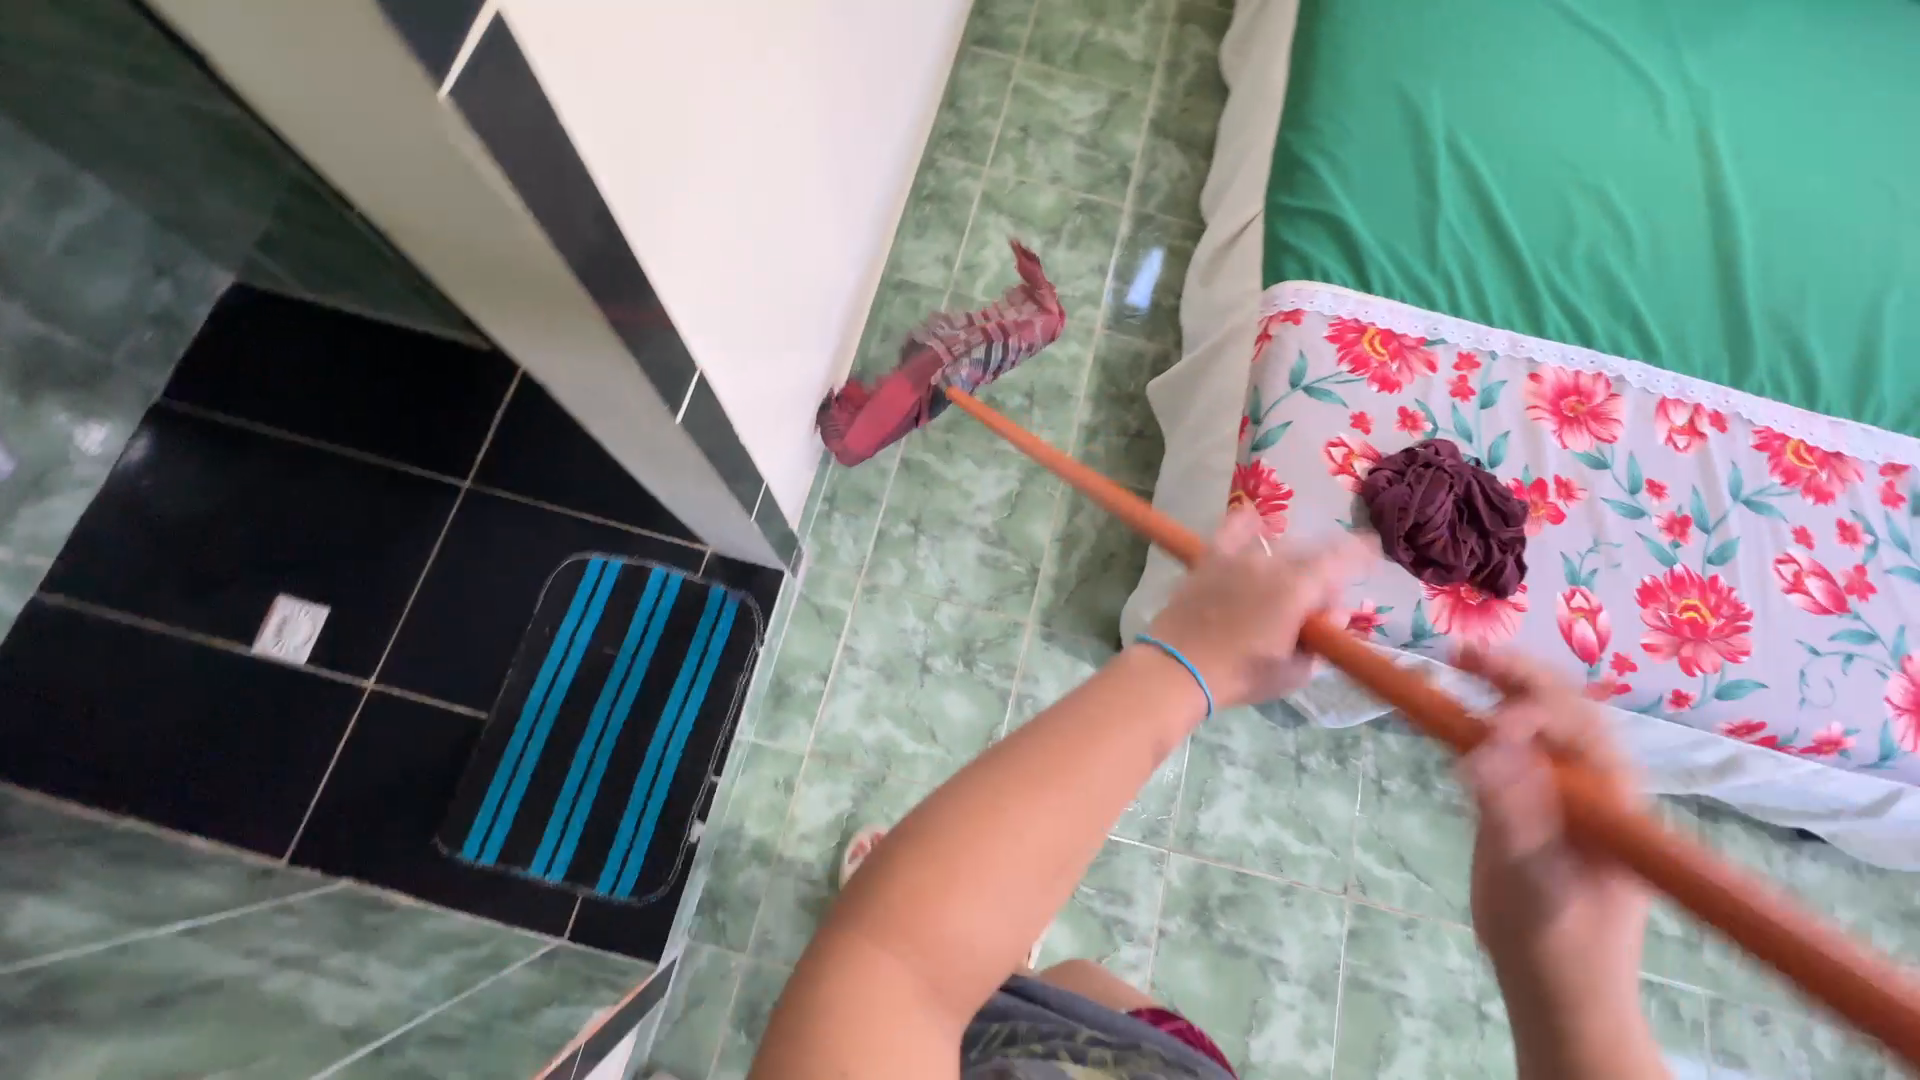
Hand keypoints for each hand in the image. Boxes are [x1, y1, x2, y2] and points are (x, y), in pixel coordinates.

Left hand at [1144, 507, 1369, 709]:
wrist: (1178, 667)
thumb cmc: (1240, 676)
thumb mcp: (1294, 671)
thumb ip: (1322, 640)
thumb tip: (1333, 613)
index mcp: (1300, 588)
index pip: (1344, 557)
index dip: (1362, 554)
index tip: (1371, 556)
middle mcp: (1272, 563)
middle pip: (1310, 556)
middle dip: (1321, 577)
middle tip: (1314, 607)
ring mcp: (1238, 557)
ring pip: (1277, 547)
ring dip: (1288, 562)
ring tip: (1281, 586)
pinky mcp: (1209, 558)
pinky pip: (1233, 528)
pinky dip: (1248, 524)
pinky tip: (1254, 523)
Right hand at [1455, 647, 1656, 1074]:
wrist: (1557, 986)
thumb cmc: (1555, 943)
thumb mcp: (1531, 884)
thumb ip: (1511, 817)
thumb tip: (1479, 752)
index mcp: (1614, 801)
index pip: (1579, 729)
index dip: (1530, 712)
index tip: (1482, 725)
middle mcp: (1597, 785)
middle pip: (1563, 708)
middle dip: (1515, 675)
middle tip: (1460, 654)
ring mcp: (1565, 790)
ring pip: (1539, 718)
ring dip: (1501, 684)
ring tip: (1456, 659)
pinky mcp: (1532, 799)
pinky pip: (1513, 743)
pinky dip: (1484, 713)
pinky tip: (1458, 698)